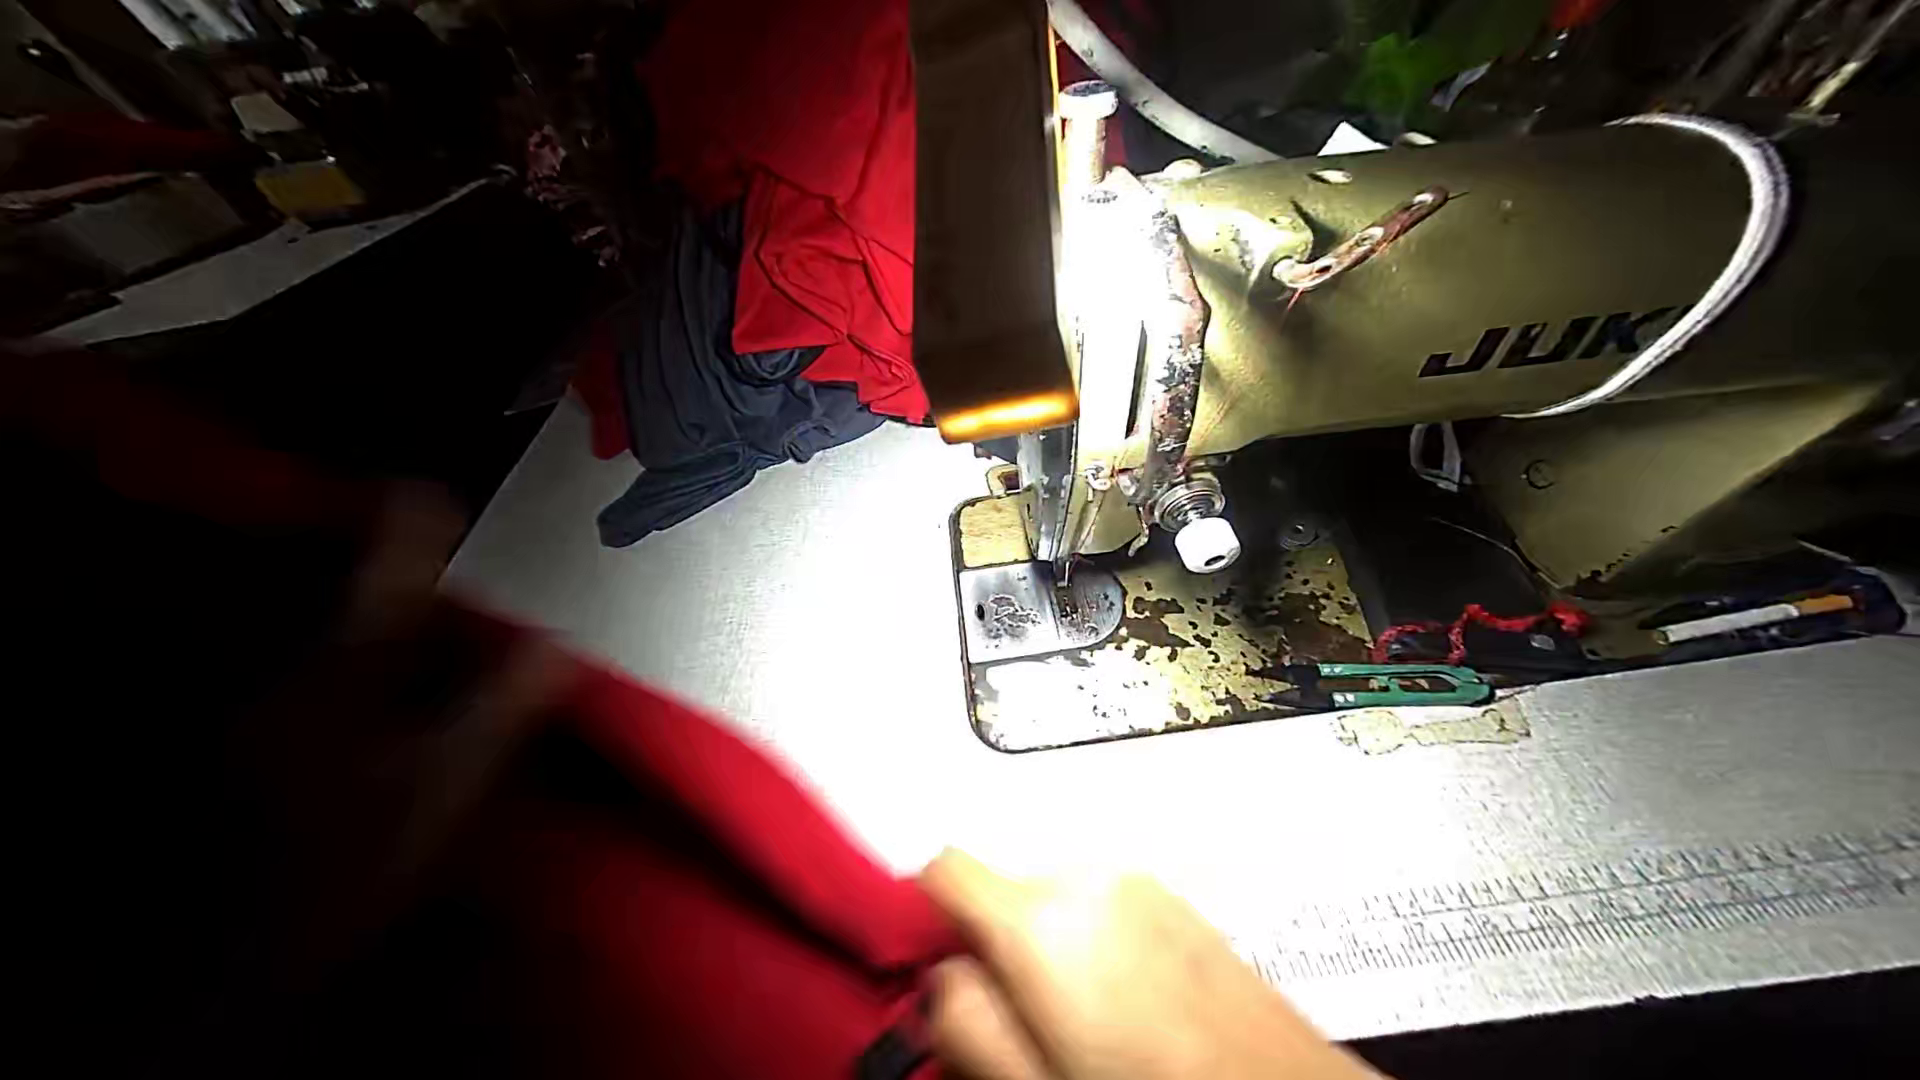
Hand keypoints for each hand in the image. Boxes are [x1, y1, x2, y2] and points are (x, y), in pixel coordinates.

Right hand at [921, 850, 1381, 1079]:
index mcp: (1040, 922)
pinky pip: (1100, 905)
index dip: (927, 911)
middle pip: (1002, 891)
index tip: (936, 957)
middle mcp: (1085, 881)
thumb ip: (968, 1025)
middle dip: (997, 948)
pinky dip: (1092, 942)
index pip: (945, 868)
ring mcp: (1134, 885)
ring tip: (1090, 1025)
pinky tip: (1131, 1009)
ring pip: (1051, 899)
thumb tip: (944, 978)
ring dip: (1049, 946)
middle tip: (1027, 1024)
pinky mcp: (1170, 899)